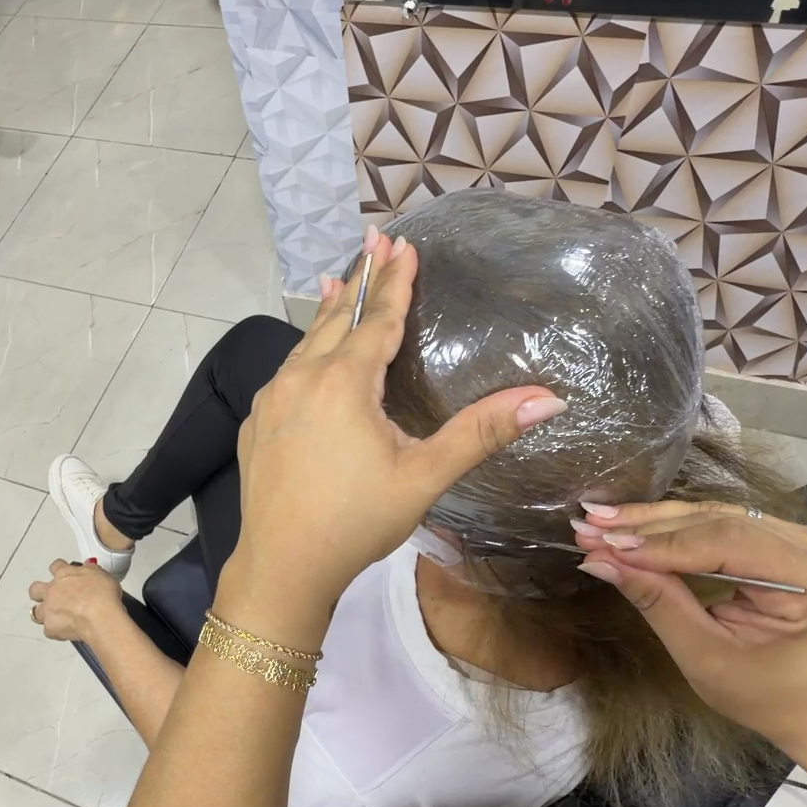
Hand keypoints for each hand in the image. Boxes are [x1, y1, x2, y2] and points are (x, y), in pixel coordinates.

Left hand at [27, 560, 125, 642]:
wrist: (100, 616)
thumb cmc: (102, 596)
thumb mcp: (102, 575)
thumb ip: (91, 570)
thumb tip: (89, 567)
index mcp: (64, 574)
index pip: (56, 566)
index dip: (59, 569)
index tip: (62, 571)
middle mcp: (52, 591)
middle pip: (35, 589)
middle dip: (40, 592)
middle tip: (51, 596)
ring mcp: (49, 610)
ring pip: (36, 611)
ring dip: (44, 613)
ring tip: (56, 616)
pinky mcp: (50, 628)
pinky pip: (48, 630)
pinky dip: (56, 630)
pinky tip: (65, 630)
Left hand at [228, 229, 567, 609]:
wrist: (281, 566)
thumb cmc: (356, 522)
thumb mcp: (424, 477)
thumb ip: (481, 432)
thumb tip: (550, 399)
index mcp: (343, 383)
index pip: (377, 318)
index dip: (396, 281)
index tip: (404, 243)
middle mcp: (301, 379)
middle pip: (336, 317)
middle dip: (359, 277)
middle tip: (374, 240)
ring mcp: (271, 401)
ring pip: (304, 343)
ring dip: (327, 311)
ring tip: (336, 281)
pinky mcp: (256, 424)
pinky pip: (285, 372)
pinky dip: (303, 350)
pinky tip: (306, 355)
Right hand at [574, 501, 806, 751]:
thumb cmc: (761, 694)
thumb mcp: (703, 655)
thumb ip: (657, 601)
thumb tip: (599, 561)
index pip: (728, 544)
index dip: (660, 544)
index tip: (602, 545)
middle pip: (719, 522)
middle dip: (647, 527)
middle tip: (588, 527)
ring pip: (716, 515)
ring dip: (653, 520)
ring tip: (600, 521)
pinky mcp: (789, 536)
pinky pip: (722, 521)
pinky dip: (673, 525)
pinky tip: (632, 523)